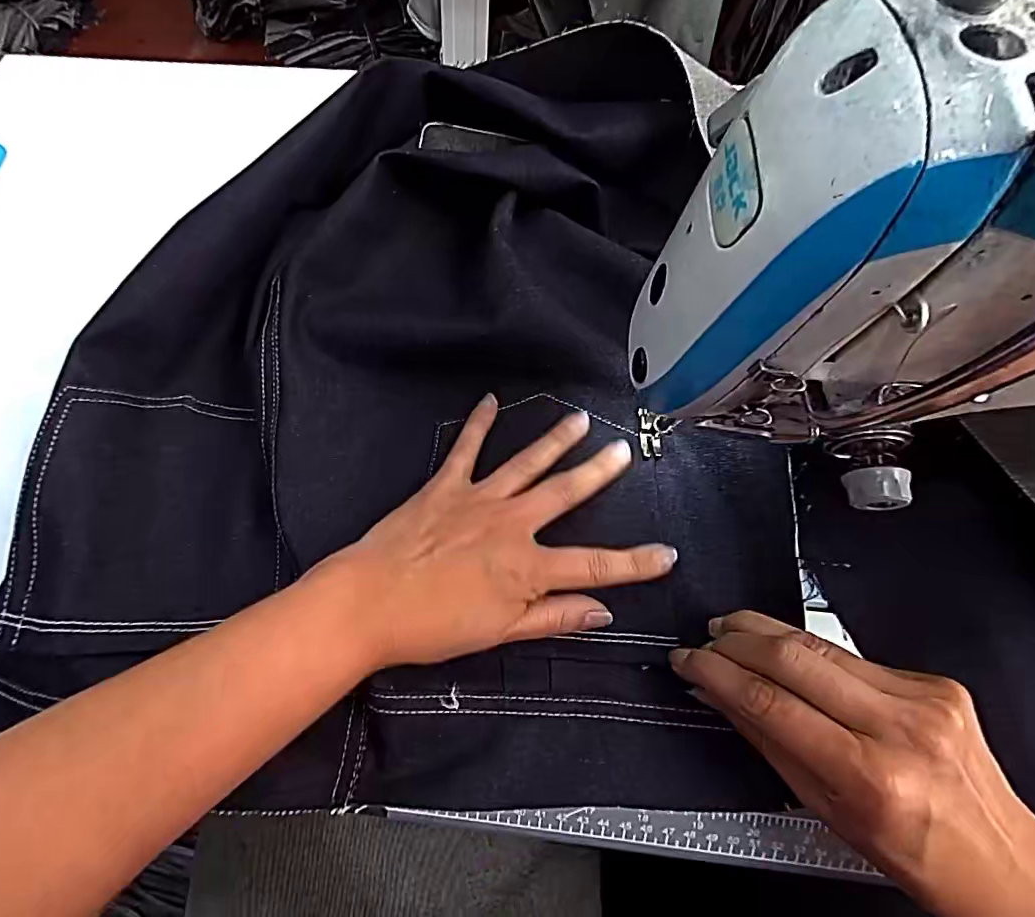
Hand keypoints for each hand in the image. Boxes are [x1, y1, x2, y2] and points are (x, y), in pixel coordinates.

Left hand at [307, 394, 677, 669]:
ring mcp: (479, 499)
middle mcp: (511, 524)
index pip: (595, 566)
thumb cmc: (432, 626)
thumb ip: (554, 617)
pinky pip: (466, 449)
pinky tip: (489, 401)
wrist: (367, 604)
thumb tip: (603, 612)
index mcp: (527, 567)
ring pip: (527, 463)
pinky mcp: (445, 486)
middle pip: (566, 494)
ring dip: (555, 440)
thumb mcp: (499, 633)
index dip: (637, 563)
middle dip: (599, 472)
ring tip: (578, 419)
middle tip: (623, 450)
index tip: (667, 553)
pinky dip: (478, 424)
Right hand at [671, 611, 1034, 916]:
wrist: (1007, 865)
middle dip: (739, 638)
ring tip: (736, 626)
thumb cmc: (924, 861)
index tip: (693, 661)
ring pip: (822, 645)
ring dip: (769, 630)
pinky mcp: (935, 680)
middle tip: (709, 635)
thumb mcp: (832, 818)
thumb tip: (727, 700)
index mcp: (871, 777)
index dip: (720, 675)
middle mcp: (901, 727)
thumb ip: (774, 748)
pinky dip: (813, 649)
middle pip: (795, 658)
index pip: (771, 704)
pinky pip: (856, 656)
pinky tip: (791, 648)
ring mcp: (923, 697)